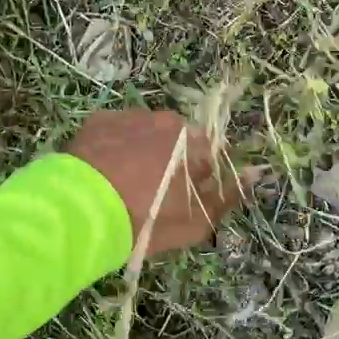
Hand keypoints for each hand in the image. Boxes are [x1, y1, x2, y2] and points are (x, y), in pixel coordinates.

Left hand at [62, 109, 251, 254]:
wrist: (82, 211)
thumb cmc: (145, 220)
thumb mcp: (195, 221)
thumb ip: (228, 195)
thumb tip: (256, 172)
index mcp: (193, 143)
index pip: (210, 153)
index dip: (201, 175)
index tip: (188, 195)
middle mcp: (165, 121)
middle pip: (178, 139)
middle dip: (172, 159)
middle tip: (155, 193)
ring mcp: (130, 117)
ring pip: (145, 132)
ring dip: (142, 150)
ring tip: (124, 182)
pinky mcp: (99, 121)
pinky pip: (115, 131)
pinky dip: (113, 146)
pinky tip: (103, 172)